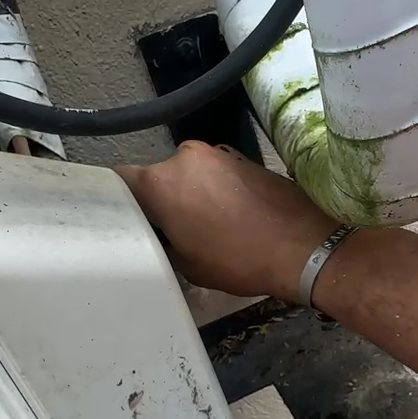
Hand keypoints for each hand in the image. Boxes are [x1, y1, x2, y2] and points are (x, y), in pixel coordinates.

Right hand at [113, 141, 338, 301]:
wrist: (303, 246)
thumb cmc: (239, 260)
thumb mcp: (187, 264)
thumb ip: (164, 240)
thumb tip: (162, 233)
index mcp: (161, 181)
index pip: (118, 180)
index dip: (114, 198)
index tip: (119, 214)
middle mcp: (185, 156)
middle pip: (158, 176)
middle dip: (160, 199)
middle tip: (167, 228)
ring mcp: (218, 153)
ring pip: (189, 174)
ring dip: (190, 194)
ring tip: (203, 225)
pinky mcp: (245, 158)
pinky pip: (216, 174)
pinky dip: (215, 191)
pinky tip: (229, 216)